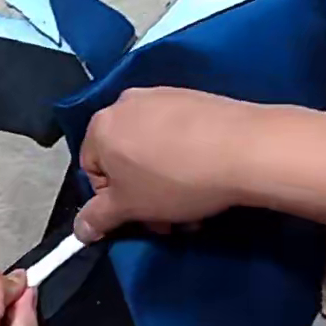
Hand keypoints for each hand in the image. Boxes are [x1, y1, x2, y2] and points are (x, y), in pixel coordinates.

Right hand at [74, 87, 264, 241]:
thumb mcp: (131, 208)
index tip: (141, 216)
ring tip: (193, 199)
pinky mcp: (191, 96)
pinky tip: (206, 172)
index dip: (115, 201)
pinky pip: (176, 130)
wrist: (245, 148)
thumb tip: (79, 229)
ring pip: (150, 145)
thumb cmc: (177, 179)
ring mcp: (159, 96)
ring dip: (163, 176)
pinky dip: (183, 152)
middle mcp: (123, 104)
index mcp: (100, 127)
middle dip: (141, 191)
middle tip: (169, 215)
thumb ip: (98, 217)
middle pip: (122, 157)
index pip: (93, 171)